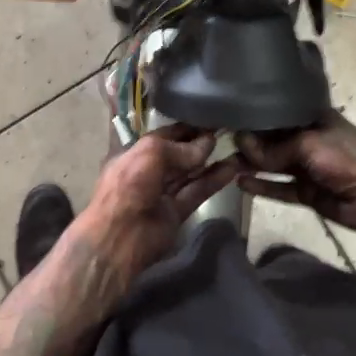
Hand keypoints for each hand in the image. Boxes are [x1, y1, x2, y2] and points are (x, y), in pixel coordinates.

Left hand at [79, 125, 238, 277]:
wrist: (120, 236)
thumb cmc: (129, 184)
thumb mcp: (150, 153)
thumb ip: (180, 148)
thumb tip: (208, 143)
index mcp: (135, 153)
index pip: (165, 136)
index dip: (186, 128)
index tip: (210, 119)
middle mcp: (149, 171)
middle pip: (179, 154)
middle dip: (200, 144)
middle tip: (228, 132)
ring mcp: (163, 193)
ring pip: (190, 173)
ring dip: (211, 162)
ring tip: (236, 147)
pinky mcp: (176, 213)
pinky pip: (197, 192)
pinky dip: (214, 181)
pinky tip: (232, 169)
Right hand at [236, 112, 355, 235]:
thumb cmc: (346, 158)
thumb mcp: (308, 144)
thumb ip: (275, 148)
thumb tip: (243, 147)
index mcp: (312, 117)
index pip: (278, 112)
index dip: (256, 115)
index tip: (231, 116)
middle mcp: (307, 138)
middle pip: (273, 139)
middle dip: (251, 141)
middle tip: (223, 142)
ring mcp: (306, 166)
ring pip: (273, 164)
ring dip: (253, 164)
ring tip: (226, 163)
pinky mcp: (306, 191)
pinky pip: (280, 187)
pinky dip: (263, 186)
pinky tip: (242, 183)